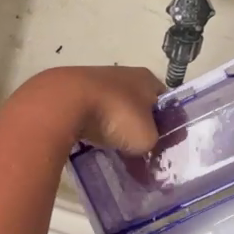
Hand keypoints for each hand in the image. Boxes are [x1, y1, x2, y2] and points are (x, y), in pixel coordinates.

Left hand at [17, 66, 162, 153]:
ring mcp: (96, 83)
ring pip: (115, 114)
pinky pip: (92, 117)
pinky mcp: (73, 94)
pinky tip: (95, 149)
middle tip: (143, 157)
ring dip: (118, 134)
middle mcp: (124, 76)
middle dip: (141, 133)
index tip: (166, 147)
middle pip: (139, 109)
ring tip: (118, 157)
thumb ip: (153, 144)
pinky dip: (96, 133)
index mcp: (147, 79)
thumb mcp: (147, 137)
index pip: (166, 103)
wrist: (65, 102)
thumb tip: (148, 150)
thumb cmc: (117, 115)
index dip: (168, 126)